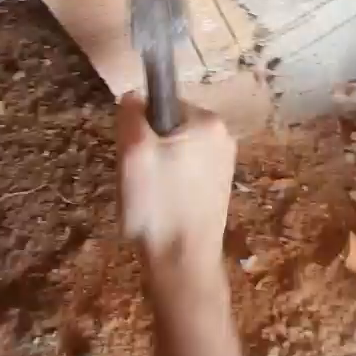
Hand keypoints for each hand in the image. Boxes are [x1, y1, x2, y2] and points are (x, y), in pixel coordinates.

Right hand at [117, 92, 235, 292]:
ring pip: (175, 151)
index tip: (135, 154)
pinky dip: (170, 184)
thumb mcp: (133, 152)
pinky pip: (185, 171)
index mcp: (209, 121)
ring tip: (151, 197)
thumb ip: (131, 115)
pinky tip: (163, 207)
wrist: (183, 260)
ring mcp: (224, 161)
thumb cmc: (158, 204)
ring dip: (158, 168)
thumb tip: (133, 95)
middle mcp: (224, 135)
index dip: (141, 127)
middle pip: (169, 128)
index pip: (162, 104)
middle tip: (140, 179)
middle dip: (149, 149)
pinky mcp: (219, 184)